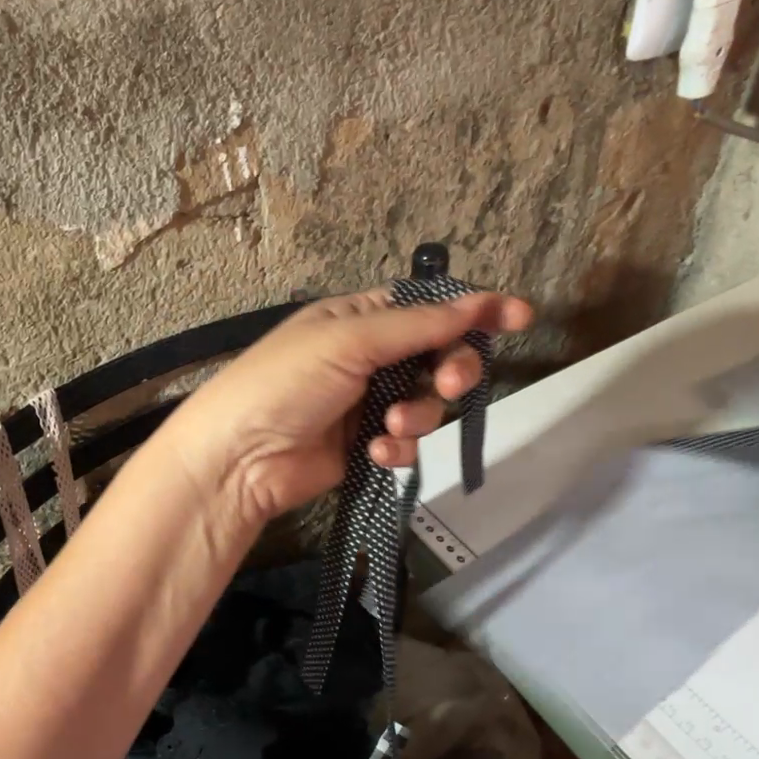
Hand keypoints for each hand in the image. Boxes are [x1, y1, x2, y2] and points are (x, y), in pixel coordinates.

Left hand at [158, 289, 531, 526]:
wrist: (238, 458)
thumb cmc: (285, 383)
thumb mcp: (348, 341)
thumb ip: (417, 325)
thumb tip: (478, 301)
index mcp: (359, 319)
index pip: (429, 308)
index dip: (473, 311)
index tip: (520, 317)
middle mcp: (367, 358)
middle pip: (437, 357)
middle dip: (451, 371)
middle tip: (452, 384)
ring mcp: (366, 405)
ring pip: (426, 405)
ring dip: (419, 416)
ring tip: (390, 428)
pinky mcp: (363, 447)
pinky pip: (404, 444)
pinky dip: (398, 449)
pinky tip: (377, 454)